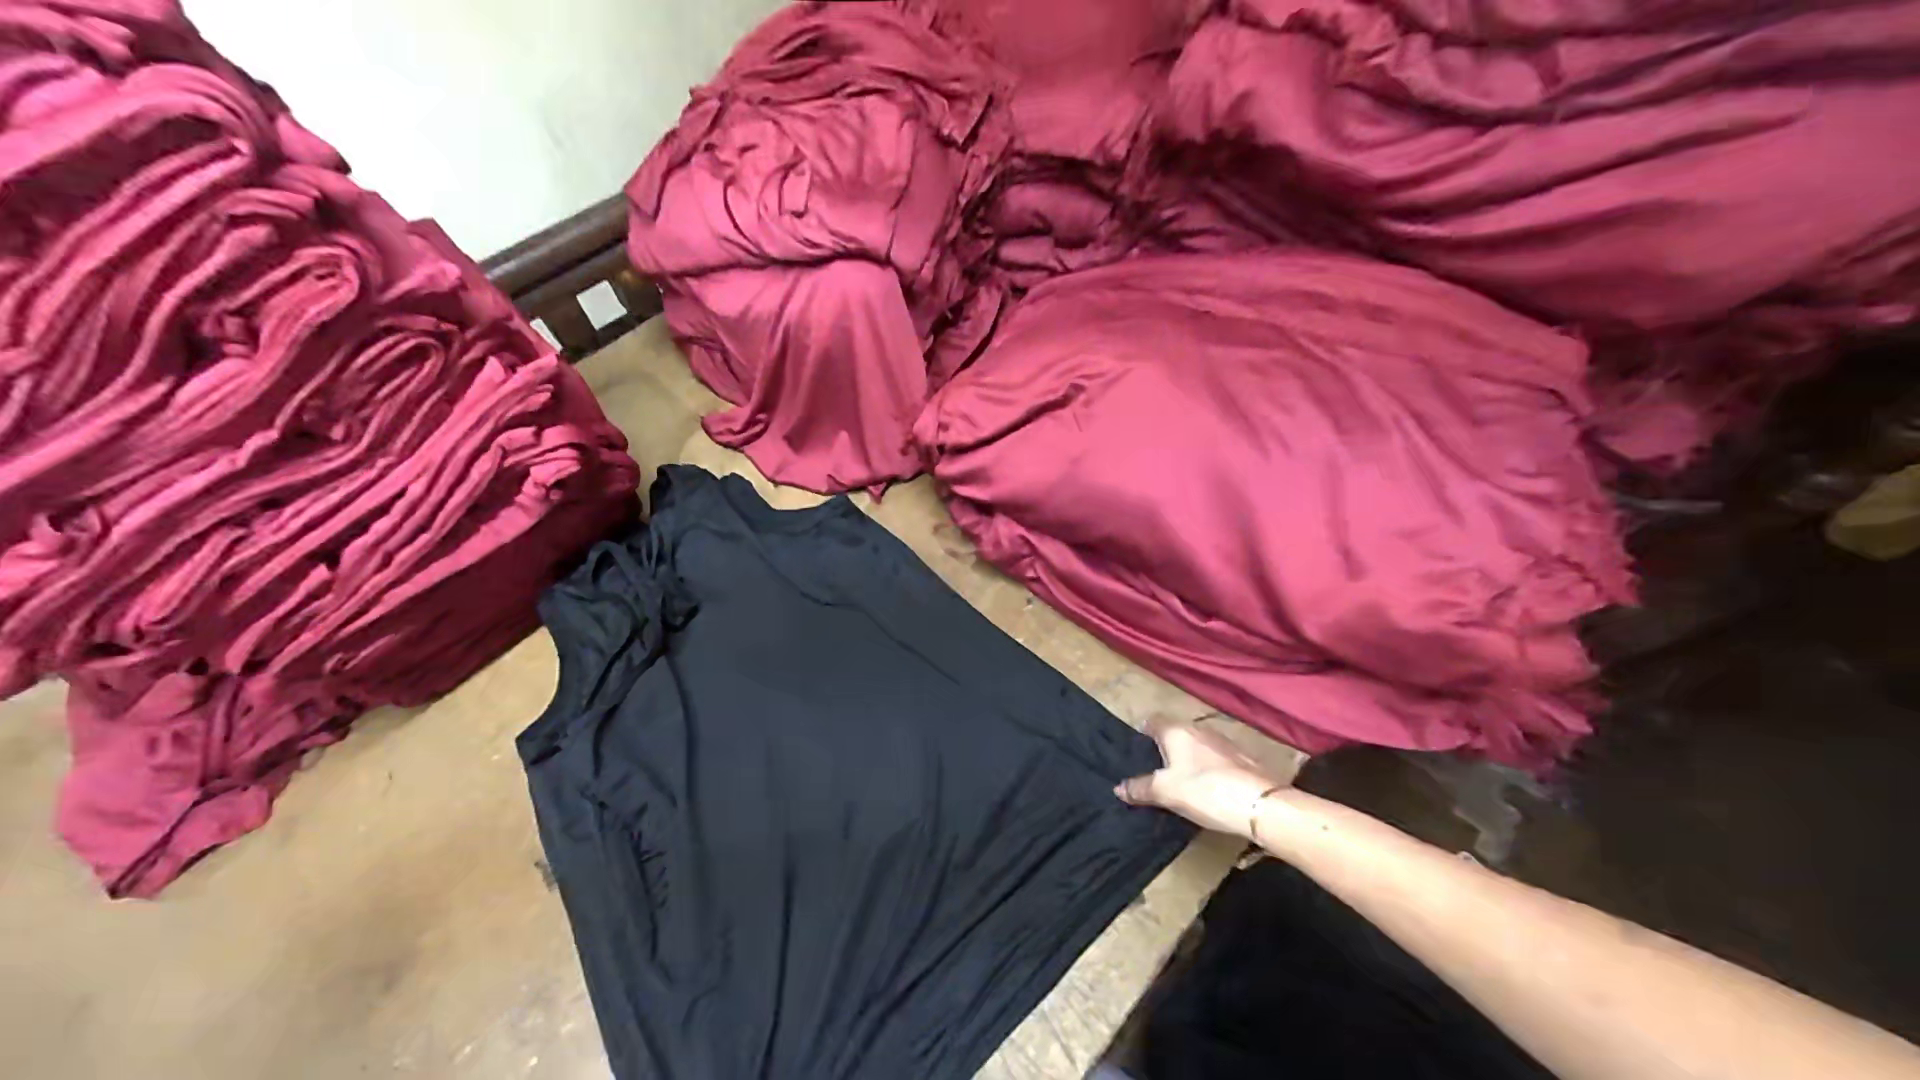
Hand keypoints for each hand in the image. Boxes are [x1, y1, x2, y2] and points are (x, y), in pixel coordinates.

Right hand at [1115, 718, 1289, 839]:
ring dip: (1188, 759)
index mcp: (1177, 731)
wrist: (1262, 805)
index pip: (1153, 720)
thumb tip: (1118, 787)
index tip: (1135, 747)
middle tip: (1153, 768)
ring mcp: (1224, 744)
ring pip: (1197, 746)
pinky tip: (1206, 788)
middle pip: (1175, 733)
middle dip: (1165, 748)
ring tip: (1178, 780)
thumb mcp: (1166, 792)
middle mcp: (1200, 730)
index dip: (1143, 731)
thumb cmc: (1205, 790)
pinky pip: (1215, 759)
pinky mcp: (1242, 760)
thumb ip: (1141, 788)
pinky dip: (1207, 769)